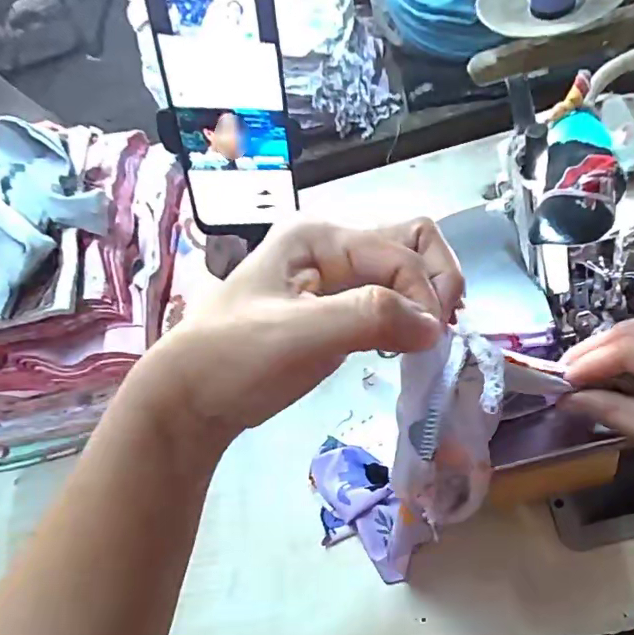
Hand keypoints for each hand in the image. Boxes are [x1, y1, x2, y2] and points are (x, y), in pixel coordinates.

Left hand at [126, 218, 463, 448]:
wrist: (193, 397)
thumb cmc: (236, 358)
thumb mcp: (301, 333)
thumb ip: (369, 318)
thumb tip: (435, 328)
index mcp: (320, 237)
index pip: (401, 253)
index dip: (424, 294)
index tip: (429, 342)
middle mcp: (333, 248)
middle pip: (412, 245)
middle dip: (437, 284)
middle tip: (440, 331)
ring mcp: (335, 280)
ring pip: (405, 274)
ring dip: (427, 300)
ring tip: (430, 338)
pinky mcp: (338, 312)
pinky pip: (390, 304)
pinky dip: (409, 320)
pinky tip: (410, 344)